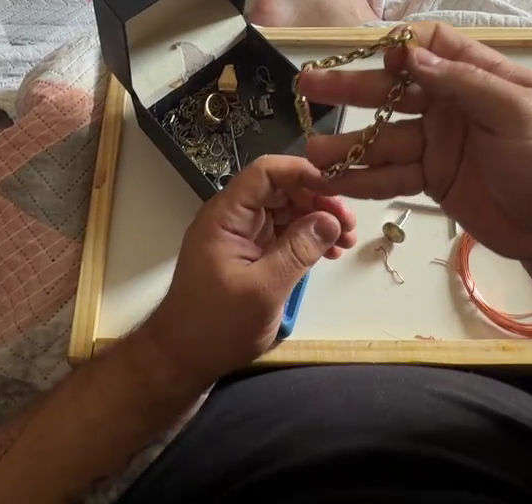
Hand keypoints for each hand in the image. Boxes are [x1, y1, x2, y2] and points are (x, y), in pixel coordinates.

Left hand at [140, 155, 356, 389]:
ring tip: (346, 240)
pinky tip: (329, 252)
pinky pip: (281, 233)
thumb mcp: (263, 290)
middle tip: (349, 223)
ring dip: (316, 220)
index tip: (336, 188)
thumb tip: (331, 219)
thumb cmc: (217, 325)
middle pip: (279, 189)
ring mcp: (241, 236)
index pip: (265, 173)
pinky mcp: (249, 254)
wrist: (182, 359)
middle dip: (317, 199)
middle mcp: (233, 217)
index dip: (302, 172)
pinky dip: (306, 239)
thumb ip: (298, 251)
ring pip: (284, 210)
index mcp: (227, 215)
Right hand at [298, 23, 531, 264]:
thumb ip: (462, 83)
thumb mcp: (516, 112)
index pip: (431, 47)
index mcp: (478, 77)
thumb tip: (408, 57)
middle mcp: (451, 104)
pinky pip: (391, 174)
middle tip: (308, 86)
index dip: (401, 50)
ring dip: (349, 144)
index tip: (376, 60)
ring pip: (385, 136)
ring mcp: (438, 142)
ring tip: (312, 153)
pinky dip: (363, 179)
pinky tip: (333, 182)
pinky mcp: (430, 178)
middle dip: (351, 89)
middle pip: (394, 90)